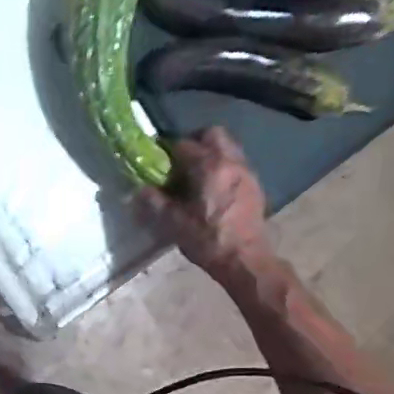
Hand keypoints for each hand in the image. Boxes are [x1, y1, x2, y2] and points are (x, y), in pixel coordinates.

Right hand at [135, 127, 281, 288]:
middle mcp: (230, 161)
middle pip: (213, 134)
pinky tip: (212, 188)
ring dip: (211, 153)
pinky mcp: (254, 184)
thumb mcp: (173, 223)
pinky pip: (236, 163)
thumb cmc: (207, 240)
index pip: (184, 144)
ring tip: (196, 175)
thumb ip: (154, 202)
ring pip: (228, 146)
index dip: (167, 151)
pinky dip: (223, 167)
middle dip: (195, 141)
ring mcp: (246, 171)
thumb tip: (140, 190)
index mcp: (209, 166)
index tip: (158, 163)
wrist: (245, 259)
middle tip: (181, 161)